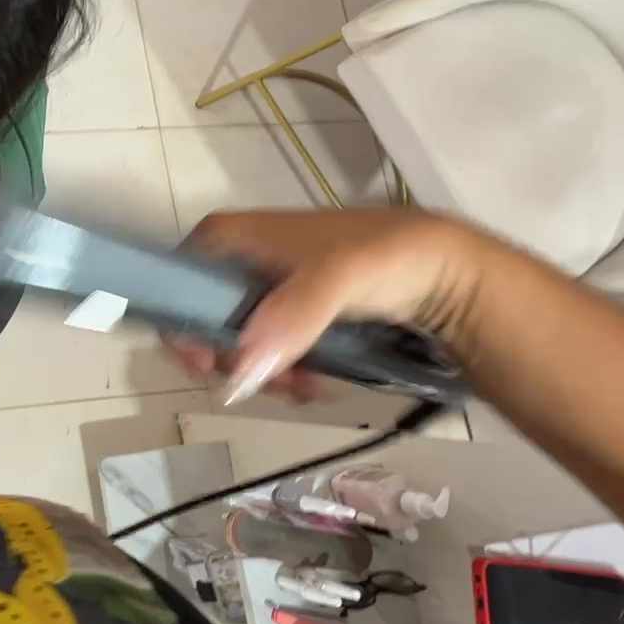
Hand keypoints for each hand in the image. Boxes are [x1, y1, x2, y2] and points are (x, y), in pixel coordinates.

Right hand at [169, 209, 497, 404]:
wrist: (451, 269)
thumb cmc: (381, 257)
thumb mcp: (334, 278)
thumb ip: (289, 320)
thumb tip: (243, 372)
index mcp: (226, 235)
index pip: (172, 281)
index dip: (179, 323)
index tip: (206, 363)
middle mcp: (233, 257)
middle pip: (200, 315)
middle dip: (228, 356)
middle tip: (263, 383)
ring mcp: (260, 285)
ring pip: (230, 336)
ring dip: (256, 369)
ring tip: (299, 388)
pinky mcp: (286, 308)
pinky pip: (261, 344)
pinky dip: (278, 368)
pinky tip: (310, 383)